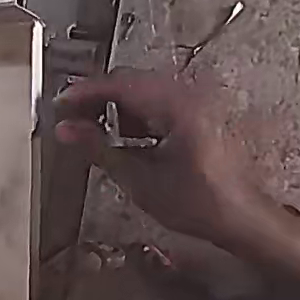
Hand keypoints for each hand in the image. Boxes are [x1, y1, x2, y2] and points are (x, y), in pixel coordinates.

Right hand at [54, 71, 278, 248]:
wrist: (240, 217)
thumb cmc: (196, 202)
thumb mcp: (139, 179)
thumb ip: (99, 148)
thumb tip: (66, 129)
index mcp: (175, 105)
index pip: (119, 84)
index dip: (84, 92)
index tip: (59, 104)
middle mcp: (186, 94)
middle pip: (130, 82)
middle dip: (98, 99)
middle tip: (72, 120)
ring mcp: (194, 101)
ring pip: (143, 91)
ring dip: (117, 108)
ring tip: (97, 134)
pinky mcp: (197, 112)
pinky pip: (158, 102)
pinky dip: (137, 116)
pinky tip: (127, 139)